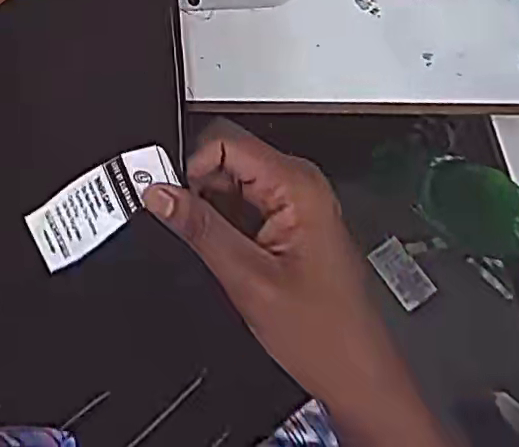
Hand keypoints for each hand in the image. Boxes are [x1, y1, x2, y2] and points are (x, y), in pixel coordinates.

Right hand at [144, 122, 449, 446]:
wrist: (357, 377)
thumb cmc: (325, 335)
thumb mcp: (249, 280)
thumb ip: (199, 229)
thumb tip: (160, 194)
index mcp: (296, 184)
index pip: (225, 141)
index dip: (191, 166)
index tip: (171, 196)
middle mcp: (298, 182)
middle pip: (226, 157)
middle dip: (198, 189)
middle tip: (190, 230)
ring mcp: (294, 198)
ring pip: (229, 180)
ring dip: (211, 209)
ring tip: (221, 252)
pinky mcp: (287, 215)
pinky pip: (241, 200)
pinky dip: (224, 222)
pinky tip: (233, 255)